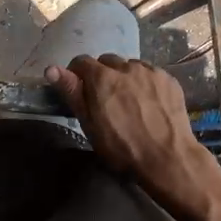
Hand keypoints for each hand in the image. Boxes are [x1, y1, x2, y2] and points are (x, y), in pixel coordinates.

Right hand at [45, 54, 220, 215]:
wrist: (168, 158)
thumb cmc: (123, 148)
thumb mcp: (91, 125)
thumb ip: (73, 93)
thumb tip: (51, 69)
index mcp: (103, 78)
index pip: (82, 62)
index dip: (77, 74)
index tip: (79, 90)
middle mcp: (126, 66)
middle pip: (107, 61)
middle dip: (102, 75)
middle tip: (106, 99)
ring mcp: (151, 71)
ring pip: (130, 66)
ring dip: (125, 77)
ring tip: (130, 101)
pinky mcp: (169, 79)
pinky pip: (150, 73)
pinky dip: (145, 82)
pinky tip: (149, 103)